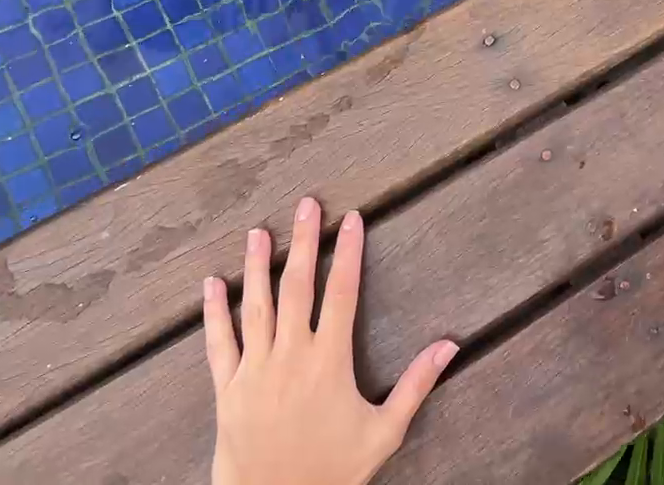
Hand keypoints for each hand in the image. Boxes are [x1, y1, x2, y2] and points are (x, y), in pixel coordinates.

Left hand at [204, 198, 457, 484]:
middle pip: (297, 287)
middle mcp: (289, 356)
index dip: (348, 252)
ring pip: (256, 307)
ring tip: (260, 232)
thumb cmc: (332, 472)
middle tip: (307, 205)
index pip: (341, 292)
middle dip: (304, 242)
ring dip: (258, 266)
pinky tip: (211, 285)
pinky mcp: (226, 391)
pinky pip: (217, 344)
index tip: (352, 219)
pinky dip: (213, 313)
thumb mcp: (384, 431)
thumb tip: (452, 343)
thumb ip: (417, 384)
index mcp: (329, 360)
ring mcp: (253, 372)